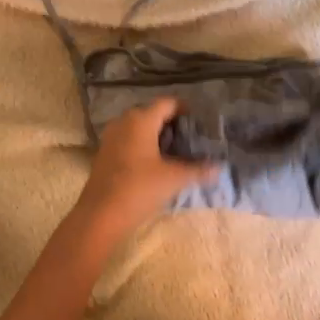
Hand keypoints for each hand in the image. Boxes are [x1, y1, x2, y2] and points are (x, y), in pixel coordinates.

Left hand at [74, 97, 220, 235]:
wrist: (99, 216)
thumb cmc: (139, 189)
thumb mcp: (173, 179)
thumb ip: (198, 170)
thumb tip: (219, 168)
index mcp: (141, 119)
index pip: (168, 103)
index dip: (185, 109)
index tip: (199, 123)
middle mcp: (124, 121)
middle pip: (152, 113)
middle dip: (171, 123)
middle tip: (189, 138)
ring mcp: (111, 136)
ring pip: (138, 127)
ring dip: (156, 135)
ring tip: (174, 151)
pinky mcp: (104, 152)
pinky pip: (128, 139)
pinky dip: (142, 145)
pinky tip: (153, 163)